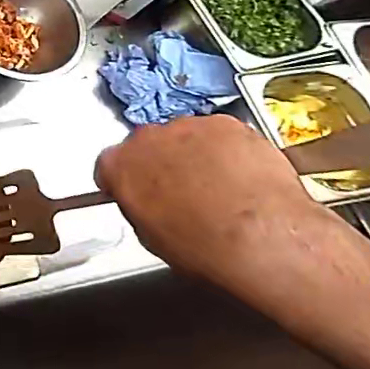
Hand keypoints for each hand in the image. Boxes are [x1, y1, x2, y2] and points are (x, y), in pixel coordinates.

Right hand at [95, 114, 343, 293]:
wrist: (260, 236)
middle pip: (148, 144)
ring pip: (186, 136)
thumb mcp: (150, 237)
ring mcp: (188, 127)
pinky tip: (239, 176)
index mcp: (120, 165)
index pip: (109, 163)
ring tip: (216, 187)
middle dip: (161, 163)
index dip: (124, 178)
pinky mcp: (227, 123)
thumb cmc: (203, 245)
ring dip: (195, 154)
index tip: (136, 189)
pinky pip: (221, 133)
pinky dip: (227, 149)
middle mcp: (148, 138)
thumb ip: (137, 205)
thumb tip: (147, 203)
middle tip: (181, 192)